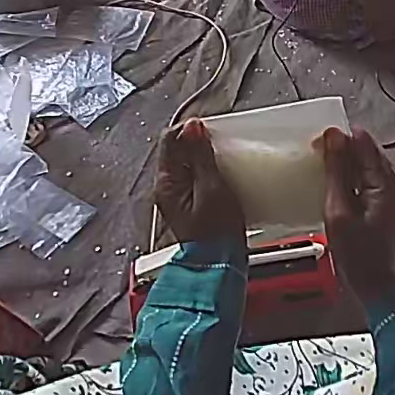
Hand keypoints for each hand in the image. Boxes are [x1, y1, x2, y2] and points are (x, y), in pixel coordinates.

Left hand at [154, 119, 245, 242]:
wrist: (221, 266)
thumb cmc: (216, 234)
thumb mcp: (212, 188)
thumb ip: (201, 157)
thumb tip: (193, 128)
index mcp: (167, 183)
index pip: (169, 140)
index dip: (190, 130)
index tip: (212, 130)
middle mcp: (169, 188)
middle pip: (179, 150)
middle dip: (200, 143)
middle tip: (223, 144)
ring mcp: (181, 197)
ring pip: (190, 163)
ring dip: (207, 157)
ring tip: (227, 158)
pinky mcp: (194, 204)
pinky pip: (200, 177)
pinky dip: (212, 171)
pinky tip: (227, 175)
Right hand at [319, 126, 394, 304]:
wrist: (376, 281)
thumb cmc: (357, 252)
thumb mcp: (338, 210)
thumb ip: (336, 171)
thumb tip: (333, 136)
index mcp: (387, 180)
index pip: (361, 141)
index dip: (337, 140)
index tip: (315, 147)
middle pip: (365, 149)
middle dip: (340, 151)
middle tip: (315, 165)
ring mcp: (394, 186)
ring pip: (365, 161)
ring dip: (344, 164)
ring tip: (323, 177)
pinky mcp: (388, 195)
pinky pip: (367, 174)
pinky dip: (351, 176)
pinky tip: (336, 188)